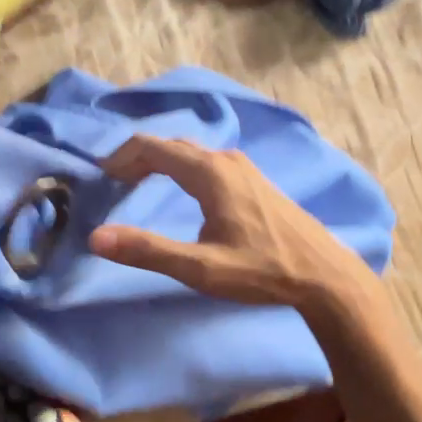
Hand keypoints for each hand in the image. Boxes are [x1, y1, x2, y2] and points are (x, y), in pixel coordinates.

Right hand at [89, 135, 382, 310]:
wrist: (325, 276)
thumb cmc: (262, 271)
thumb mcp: (200, 268)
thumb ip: (147, 251)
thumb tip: (96, 237)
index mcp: (210, 173)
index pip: (152, 147)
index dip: (121, 157)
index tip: (98, 175)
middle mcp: (226, 161)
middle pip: (170, 145)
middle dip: (137, 158)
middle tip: (112, 181)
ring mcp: (243, 168)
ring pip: (189, 152)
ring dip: (159, 162)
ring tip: (136, 183)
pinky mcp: (254, 181)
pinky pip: (205, 162)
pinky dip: (179, 168)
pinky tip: (178, 191)